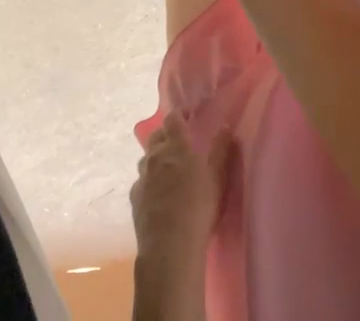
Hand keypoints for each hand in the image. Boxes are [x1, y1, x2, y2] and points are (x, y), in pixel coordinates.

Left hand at [131, 119, 229, 264]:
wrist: (169, 244)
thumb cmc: (199, 207)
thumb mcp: (217, 177)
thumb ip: (221, 150)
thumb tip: (225, 126)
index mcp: (176, 147)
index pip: (172, 120)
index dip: (178, 115)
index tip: (186, 115)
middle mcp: (155, 157)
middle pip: (156, 137)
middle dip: (165, 135)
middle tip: (177, 142)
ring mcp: (142, 178)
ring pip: (146, 159)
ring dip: (155, 158)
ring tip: (167, 168)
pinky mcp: (135, 198)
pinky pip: (141, 182)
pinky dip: (149, 181)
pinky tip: (157, 194)